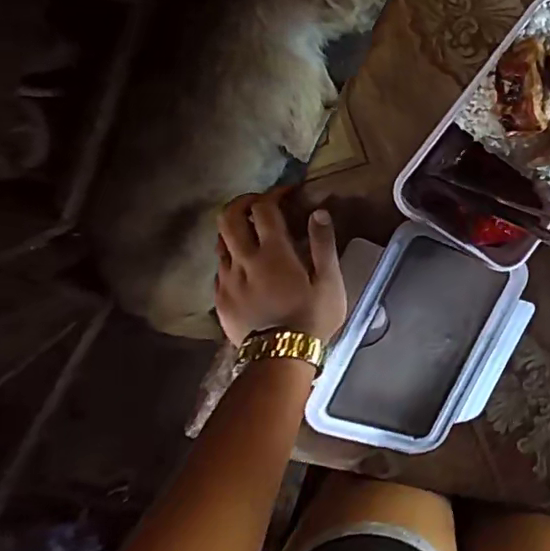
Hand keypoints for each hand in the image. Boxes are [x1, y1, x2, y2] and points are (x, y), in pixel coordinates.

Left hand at [214, 187, 346, 344]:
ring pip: (220, 241)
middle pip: (228, 218)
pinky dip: (232, 256)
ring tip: (255, 234)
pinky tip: (248, 267)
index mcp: (273, 253)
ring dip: (235, 230)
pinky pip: (220, 267)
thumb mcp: (330, 280)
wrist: (280, 358)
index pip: (263, 209)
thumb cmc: (313, 317)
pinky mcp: (219, 298)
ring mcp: (226, 280)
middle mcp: (243, 260)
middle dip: (244, 203)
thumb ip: (323, 243)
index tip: (289, 192)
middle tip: (262, 204)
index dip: (275, 194)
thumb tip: (319, 211)